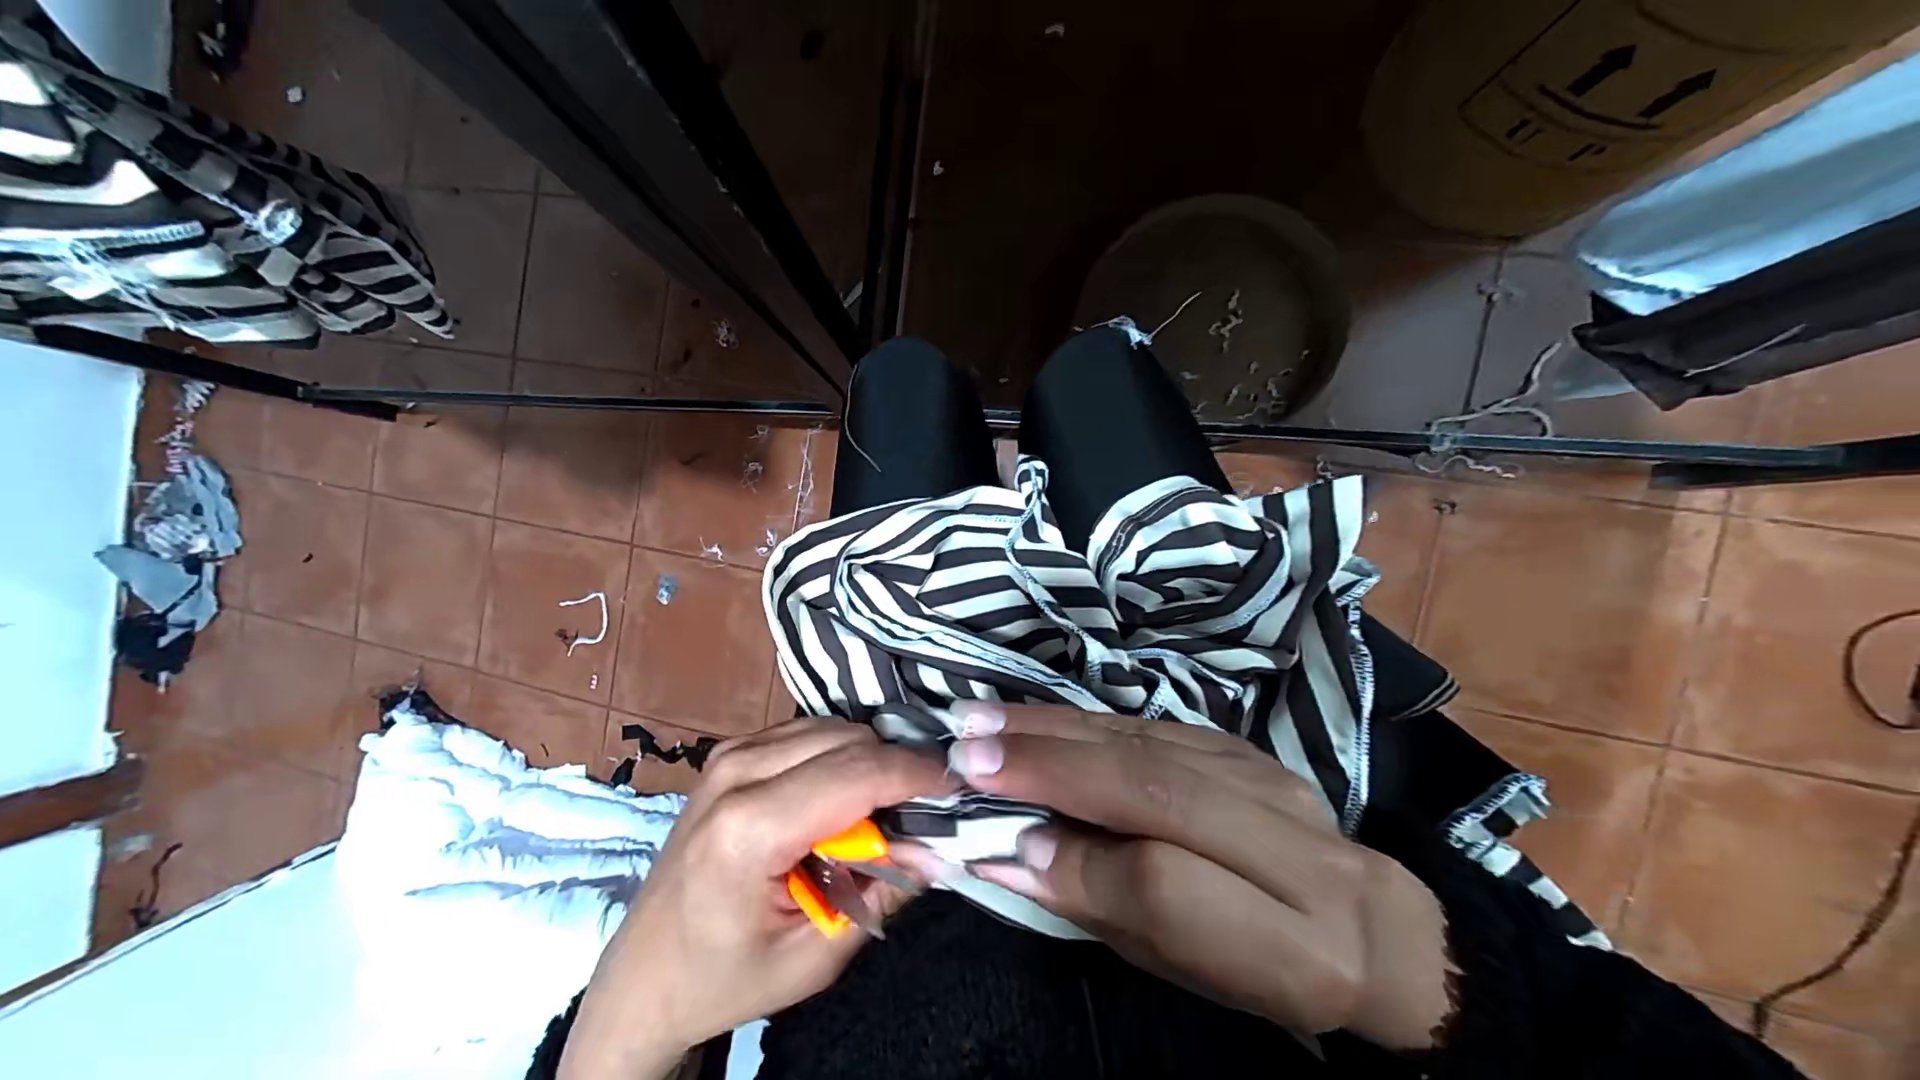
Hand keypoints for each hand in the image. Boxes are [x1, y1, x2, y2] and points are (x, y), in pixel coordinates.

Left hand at [560, 718, 956, 1078]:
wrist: (642, 974)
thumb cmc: (725, 976)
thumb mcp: (814, 956)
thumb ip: (881, 895)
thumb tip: (939, 849)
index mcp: (751, 828)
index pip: (858, 773)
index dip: (916, 773)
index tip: (957, 784)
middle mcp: (737, 772)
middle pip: (850, 740)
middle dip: (895, 767)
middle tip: (919, 810)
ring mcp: (729, 754)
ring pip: (832, 727)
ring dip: (867, 760)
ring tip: (879, 810)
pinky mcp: (730, 752)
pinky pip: (807, 731)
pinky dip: (837, 755)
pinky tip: (838, 797)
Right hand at [944, 702, 1454, 1049]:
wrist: (1363, 916)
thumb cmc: (1258, 964)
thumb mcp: (1184, 966)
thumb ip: (1102, 905)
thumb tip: (1010, 853)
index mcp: (1282, 939)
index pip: (1166, 885)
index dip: (1076, 861)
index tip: (993, 842)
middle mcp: (1281, 838)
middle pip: (1155, 788)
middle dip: (1052, 768)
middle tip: (968, 755)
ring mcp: (1259, 774)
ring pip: (1145, 740)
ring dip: (1053, 728)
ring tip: (981, 722)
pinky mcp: (1236, 741)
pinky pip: (1147, 724)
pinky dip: (1079, 719)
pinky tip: (1032, 716)